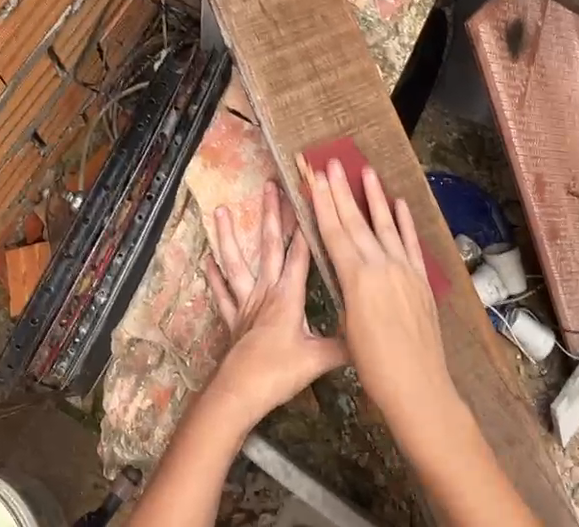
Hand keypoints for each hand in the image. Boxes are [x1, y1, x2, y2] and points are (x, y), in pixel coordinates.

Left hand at [201, 182, 348, 421]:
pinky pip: (222, 293)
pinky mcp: (233, 319)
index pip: (300, 254)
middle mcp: (266, 292)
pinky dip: (214, 276)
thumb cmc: (279, 373)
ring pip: (236, 262)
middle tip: (269, 186)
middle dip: (272, 215)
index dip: (305, 226)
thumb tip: (370, 337)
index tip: (308, 200)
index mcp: (289, 296)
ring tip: (220, 209)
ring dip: (228, 235)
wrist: (239, 391)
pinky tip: (208, 260)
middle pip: (269, 246)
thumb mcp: (318, 360)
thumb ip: (345, 346)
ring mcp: (246, 304)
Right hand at [307, 158, 455, 432]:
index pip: (335, 231)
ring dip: (374, 197)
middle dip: (341, 191)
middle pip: (356, 221)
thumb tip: (343, 268)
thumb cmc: (373, 365)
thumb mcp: (346, 325)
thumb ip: (345, 289)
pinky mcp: (421, 281)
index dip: (322, 203)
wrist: (418, 387)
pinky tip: (398, 204)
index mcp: (357, 277)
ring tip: (366, 170)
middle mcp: (381, 266)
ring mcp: (404, 270)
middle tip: (332, 163)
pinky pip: (411, 244)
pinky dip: (404, 223)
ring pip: (385, 225)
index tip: (314, 178)